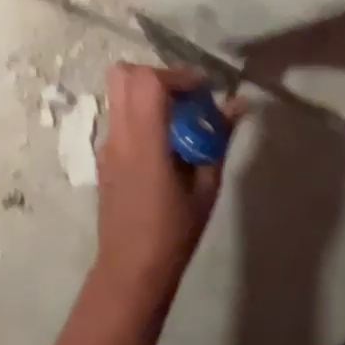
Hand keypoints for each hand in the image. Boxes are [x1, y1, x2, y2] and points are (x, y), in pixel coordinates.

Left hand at [92, 64, 228, 290]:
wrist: (131, 269)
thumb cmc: (173, 233)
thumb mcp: (206, 187)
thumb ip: (218, 140)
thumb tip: (240, 104)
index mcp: (142, 142)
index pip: (148, 82)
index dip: (177, 75)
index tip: (204, 89)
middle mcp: (118, 136)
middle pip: (123, 75)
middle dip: (158, 75)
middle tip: (187, 97)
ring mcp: (106, 145)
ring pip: (118, 93)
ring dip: (148, 93)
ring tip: (179, 119)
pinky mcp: (104, 156)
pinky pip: (120, 116)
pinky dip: (141, 112)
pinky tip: (165, 141)